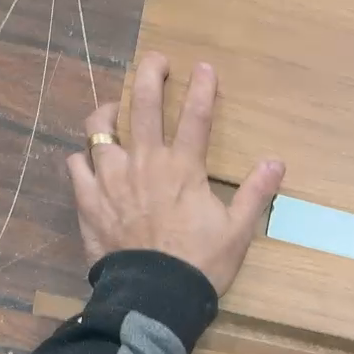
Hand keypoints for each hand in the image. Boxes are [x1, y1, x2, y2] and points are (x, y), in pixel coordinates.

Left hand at [66, 52, 284, 295]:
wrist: (157, 292)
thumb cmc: (202, 263)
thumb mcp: (238, 231)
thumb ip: (256, 193)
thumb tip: (277, 162)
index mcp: (184, 168)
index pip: (195, 118)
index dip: (202, 89)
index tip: (204, 67)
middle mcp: (144, 162)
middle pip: (143, 105)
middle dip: (149, 76)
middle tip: (154, 60)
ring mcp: (111, 177)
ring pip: (100, 129)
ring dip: (107, 113)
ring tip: (111, 109)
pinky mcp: (88, 198)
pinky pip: (77, 164)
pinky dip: (83, 158)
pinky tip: (89, 160)